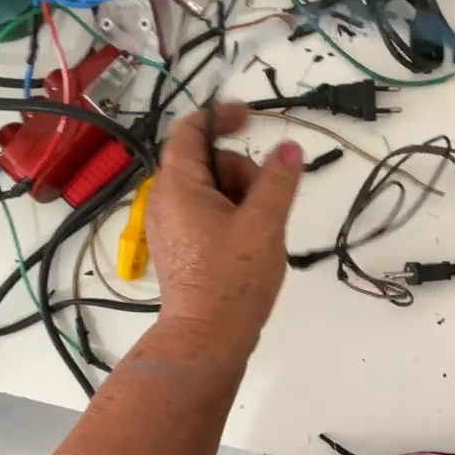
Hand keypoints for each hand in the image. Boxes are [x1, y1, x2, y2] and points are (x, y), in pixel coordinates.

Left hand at [145, 103, 303, 353]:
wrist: (208, 338)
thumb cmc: (234, 280)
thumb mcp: (264, 225)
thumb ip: (278, 181)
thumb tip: (289, 147)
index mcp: (179, 186)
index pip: (191, 130)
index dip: (221, 116)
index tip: (252, 118)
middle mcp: (165, 201)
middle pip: (206, 164)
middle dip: (242, 173)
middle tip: (267, 205)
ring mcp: (169, 228)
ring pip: (209, 193)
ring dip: (240, 200)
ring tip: (260, 235)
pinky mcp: (179, 251)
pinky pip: (205, 218)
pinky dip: (230, 220)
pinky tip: (249, 248)